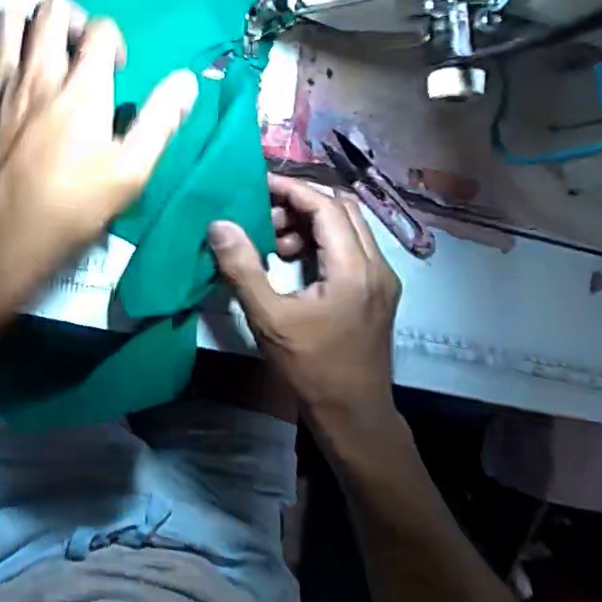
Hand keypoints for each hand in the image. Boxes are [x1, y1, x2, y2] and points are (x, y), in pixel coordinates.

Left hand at [0, 0, 197, 318]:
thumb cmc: (71, 207)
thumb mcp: (131, 172)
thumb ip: (161, 121)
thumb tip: (188, 80)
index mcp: (82, 87)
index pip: (102, 28)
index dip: (115, 42)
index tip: (115, 72)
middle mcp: (38, 72)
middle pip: (52, 7)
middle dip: (73, 19)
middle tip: (79, 52)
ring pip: (7, 18)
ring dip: (29, 26)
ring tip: (41, 55)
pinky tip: (5, 76)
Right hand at [206, 174, 402, 424]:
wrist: (354, 416)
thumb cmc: (312, 369)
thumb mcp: (269, 320)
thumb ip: (243, 269)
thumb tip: (218, 225)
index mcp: (356, 269)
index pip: (326, 207)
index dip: (292, 189)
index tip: (258, 185)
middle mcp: (377, 265)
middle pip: (343, 209)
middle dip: (301, 203)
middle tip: (264, 214)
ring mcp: (382, 278)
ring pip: (349, 227)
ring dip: (312, 223)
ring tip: (275, 242)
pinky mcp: (378, 291)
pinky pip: (352, 247)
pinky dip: (323, 242)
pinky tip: (294, 261)